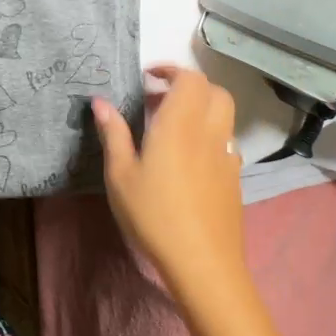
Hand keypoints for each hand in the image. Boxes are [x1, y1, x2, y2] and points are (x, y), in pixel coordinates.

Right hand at [92, 68, 244, 285]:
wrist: (204, 265)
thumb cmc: (154, 214)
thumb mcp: (119, 173)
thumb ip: (113, 133)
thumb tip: (101, 101)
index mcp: (179, 126)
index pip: (191, 80)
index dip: (172, 70)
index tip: (147, 78)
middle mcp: (208, 135)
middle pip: (216, 92)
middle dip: (189, 85)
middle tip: (158, 97)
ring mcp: (227, 158)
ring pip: (224, 117)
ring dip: (200, 109)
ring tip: (169, 126)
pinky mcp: (234, 180)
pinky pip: (226, 142)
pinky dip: (209, 134)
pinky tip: (187, 157)